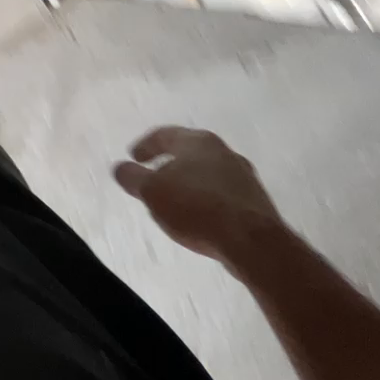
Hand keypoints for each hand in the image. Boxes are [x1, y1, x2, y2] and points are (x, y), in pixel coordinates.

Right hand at [115, 126, 285, 265]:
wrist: (254, 244)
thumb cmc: (195, 207)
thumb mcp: (150, 191)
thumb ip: (131, 176)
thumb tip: (121, 168)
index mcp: (197, 141)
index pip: (164, 135)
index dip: (145, 146)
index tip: (134, 158)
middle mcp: (224, 152)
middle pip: (190, 153)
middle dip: (170, 164)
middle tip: (155, 178)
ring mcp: (246, 178)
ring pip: (209, 174)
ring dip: (191, 183)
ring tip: (177, 201)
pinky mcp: (259, 203)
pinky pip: (224, 195)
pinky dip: (209, 200)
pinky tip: (201, 217)